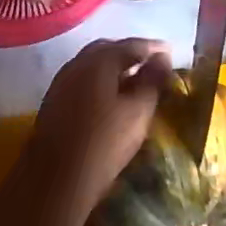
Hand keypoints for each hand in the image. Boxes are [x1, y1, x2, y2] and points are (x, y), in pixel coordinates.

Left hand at [29, 39, 172, 203]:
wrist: (55, 179)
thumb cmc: (103, 143)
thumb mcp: (137, 112)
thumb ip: (152, 81)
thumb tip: (162, 57)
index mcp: (99, 60)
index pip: (131, 45)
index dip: (153, 48)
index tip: (170, 52)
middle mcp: (77, 63)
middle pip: (108, 50)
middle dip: (130, 54)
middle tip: (151, 65)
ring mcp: (62, 81)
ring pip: (93, 65)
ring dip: (113, 68)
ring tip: (133, 81)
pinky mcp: (54, 100)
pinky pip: (83, 80)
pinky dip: (100, 81)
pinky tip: (110, 98)